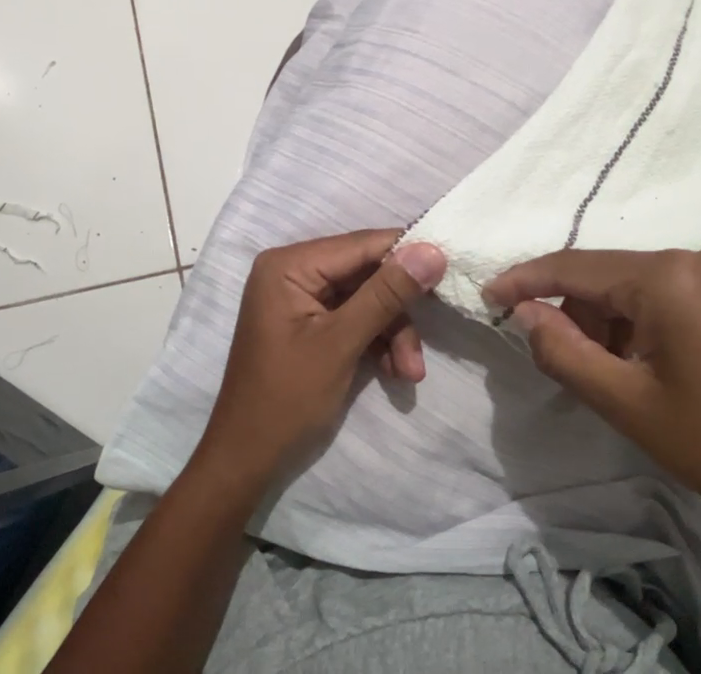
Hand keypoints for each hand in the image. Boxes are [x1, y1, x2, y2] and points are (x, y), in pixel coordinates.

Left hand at [193, 232, 446, 487]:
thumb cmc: (286, 397)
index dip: (408, 256)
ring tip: (409, 373)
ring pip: (367, 300)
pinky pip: (354, 319)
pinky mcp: (310, 325)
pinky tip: (393, 373)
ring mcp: (300, 299)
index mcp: (289, 265)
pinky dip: (376, 343)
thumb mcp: (341, 343)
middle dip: (399, 312)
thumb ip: (386, 294)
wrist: (248, 456)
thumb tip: (432, 250)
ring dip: (393, 334)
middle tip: (424, 347)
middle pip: (367, 273)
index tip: (452, 272)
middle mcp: (293, 271)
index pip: (361, 245)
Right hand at [483, 247, 700, 562]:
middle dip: (578, 312)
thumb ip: (560, 350)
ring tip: (619, 376)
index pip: (575, 267)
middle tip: (565, 362)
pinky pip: (688, 295)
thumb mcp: (624, 404)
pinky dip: (656, 322)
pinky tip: (662, 368)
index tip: (487, 296)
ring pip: (650, 286)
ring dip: (618, 320)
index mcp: (671, 277)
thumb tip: (525, 312)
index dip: (524, 280)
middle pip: (614, 276)